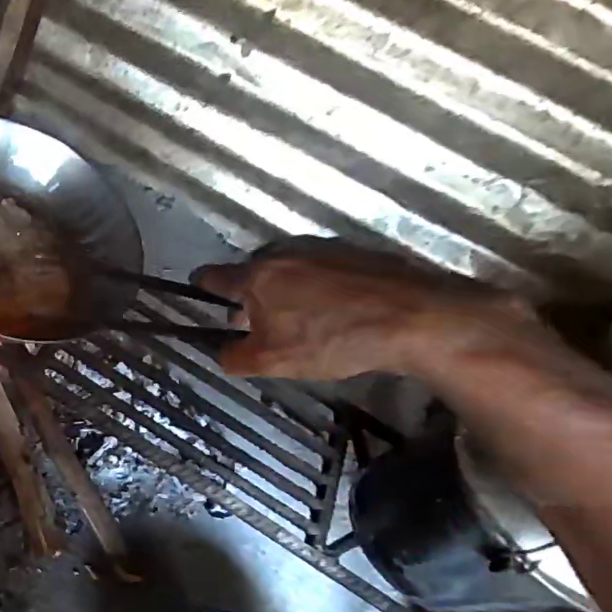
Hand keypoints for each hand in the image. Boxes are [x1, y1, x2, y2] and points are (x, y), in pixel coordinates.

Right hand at [194, 238, 539, 381]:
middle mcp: (286, 253)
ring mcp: (324, 249)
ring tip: (294, 322)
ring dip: (281, 292)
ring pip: (287, 270)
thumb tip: (222, 353)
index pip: (213, 276)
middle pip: (251, 273)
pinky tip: (330, 314)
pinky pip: (320, 269)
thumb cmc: (331, 340)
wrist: (416, 319)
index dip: (200, 288)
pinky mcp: (357, 254)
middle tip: (253, 325)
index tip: (196, 294)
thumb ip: (233, 358)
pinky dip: (314, 288)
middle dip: (246, 297)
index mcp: (257, 277)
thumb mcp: (270, 362)